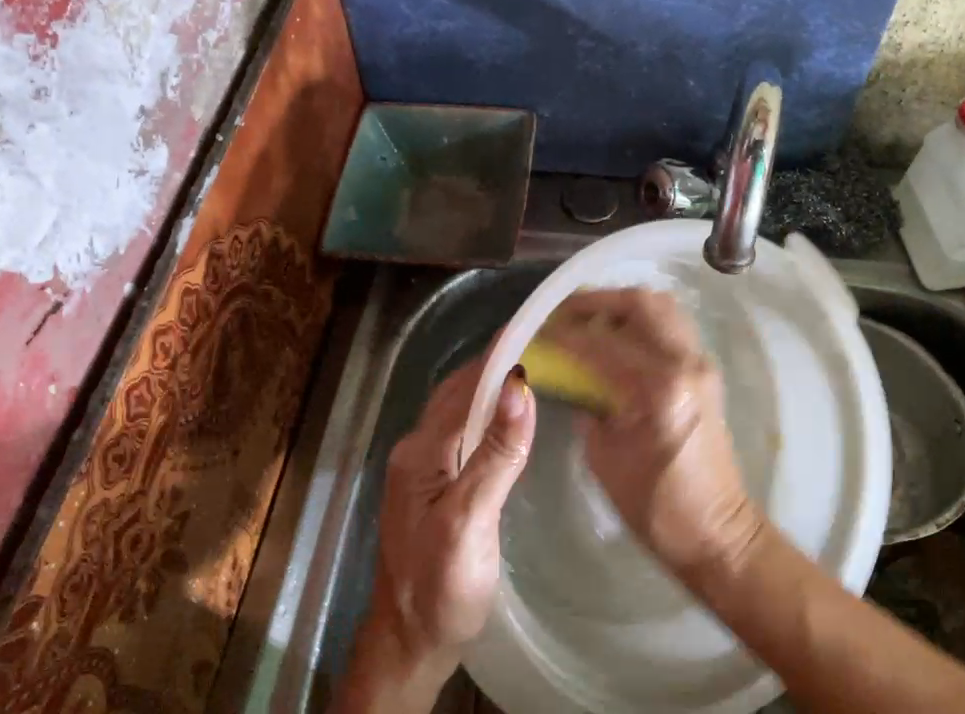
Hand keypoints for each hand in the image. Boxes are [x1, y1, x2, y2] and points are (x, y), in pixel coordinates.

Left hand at [336, 358, 535, 712]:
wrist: (411, 643)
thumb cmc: (440, 587)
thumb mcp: (470, 521)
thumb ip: (496, 455)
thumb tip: (520, 385)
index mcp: (422, 450)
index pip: (469, 385)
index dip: (504, 352)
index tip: (542, 321)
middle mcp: (419, 448)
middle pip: (464, 389)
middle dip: (503, 359)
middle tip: (553, 338)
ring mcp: (427, 465)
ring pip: (466, 407)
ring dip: (499, 381)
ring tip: (544, 362)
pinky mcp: (440, 482)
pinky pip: (469, 430)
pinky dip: (495, 410)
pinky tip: (520, 412)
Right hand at [537, 288, 764, 579]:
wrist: (718, 533)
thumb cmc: (656, 508)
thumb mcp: (605, 459)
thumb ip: (588, 408)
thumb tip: (571, 379)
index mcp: (659, 390)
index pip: (601, 343)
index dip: (564, 333)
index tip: (537, 329)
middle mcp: (686, 365)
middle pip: (640, 303)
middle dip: (596, 301)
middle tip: (564, 312)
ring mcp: (702, 364)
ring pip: (662, 306)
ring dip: (622, 305)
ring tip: (590, 320)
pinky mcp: (707, 372)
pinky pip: (672, 326)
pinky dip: (642, 321)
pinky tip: (617, 338)